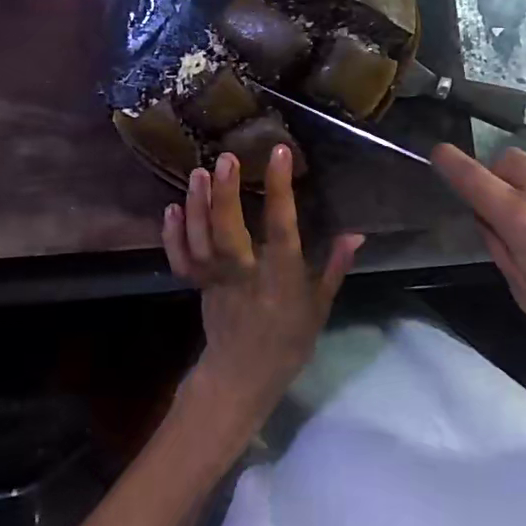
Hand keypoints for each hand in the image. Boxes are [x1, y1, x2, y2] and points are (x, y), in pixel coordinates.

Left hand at [162, 146, 362, 426]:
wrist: (244, 372)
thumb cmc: (288, 339)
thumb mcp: (319, 306)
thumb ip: (334, 267)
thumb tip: (355, 233)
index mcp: (280, 278)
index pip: (280, 227)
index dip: (279, 189)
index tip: (279, 152)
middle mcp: (244, 274)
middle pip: (229, 231)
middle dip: (226, 193)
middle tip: (226, 158)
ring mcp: (215, 279)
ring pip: (200, 240)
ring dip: (197, 205)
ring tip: (199, 173)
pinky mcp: (195, 283)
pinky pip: (180, 258)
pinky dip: (172, 234)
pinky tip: (171, 207)